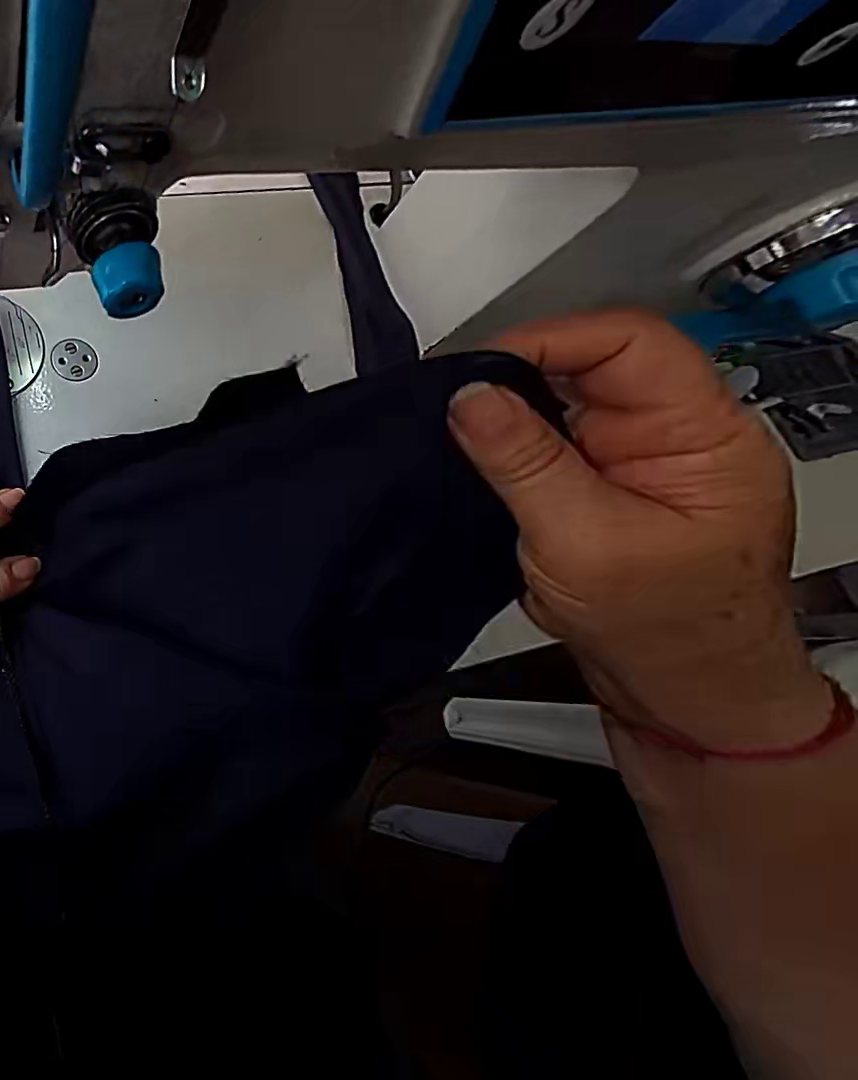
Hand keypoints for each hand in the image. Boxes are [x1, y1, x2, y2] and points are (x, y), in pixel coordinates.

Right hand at [448, 309, 825, 749]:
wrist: (671, 675)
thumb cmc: (662, 619)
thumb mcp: (582, 537)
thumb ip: (525, 463)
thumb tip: (469, 399)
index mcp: (698, 435)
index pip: (628, 345)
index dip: (547, 342)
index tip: (472, 366)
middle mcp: (663, 434)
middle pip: (587, 365)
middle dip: (511, 372)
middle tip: (445, 395)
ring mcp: (622, 456)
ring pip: (556, 400)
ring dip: (498, 407)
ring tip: (446, 423)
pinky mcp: (584, 480)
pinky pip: (535, 438)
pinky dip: (493, 437)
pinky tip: (463, 449)